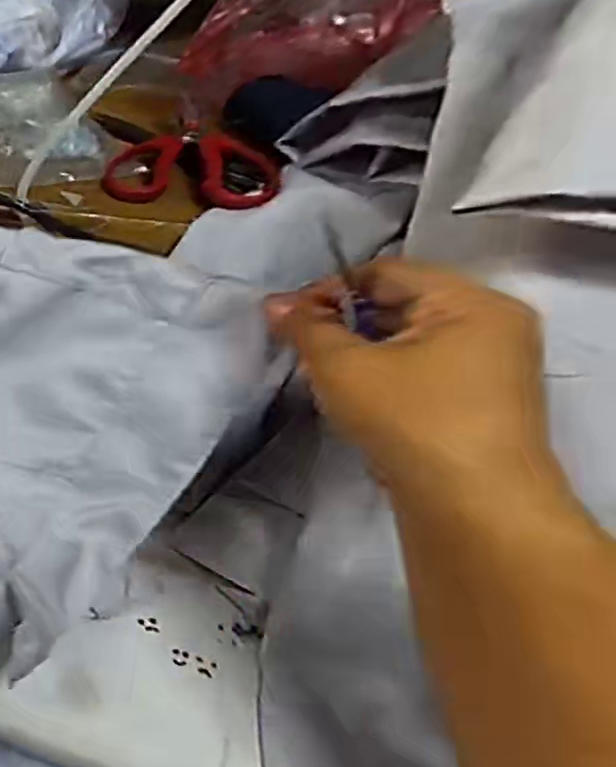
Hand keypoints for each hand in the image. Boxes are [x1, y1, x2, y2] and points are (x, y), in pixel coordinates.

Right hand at [265, 260, 551, 495]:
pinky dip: (378, 364)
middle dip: (339, 317)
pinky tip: (349, 387)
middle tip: (295, 340)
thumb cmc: (407, 414)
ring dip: (355, 343)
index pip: (384, 272)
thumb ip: (304, 326)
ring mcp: (490, 359)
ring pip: (404, 332)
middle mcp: (491, 323)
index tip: (285, 317)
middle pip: (397, 300)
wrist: (469, 494)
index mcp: (471, 304)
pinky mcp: (477, 391)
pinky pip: (418, 358)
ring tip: (318, 366)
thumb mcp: (340, 364)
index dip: (327, 288)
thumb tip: (274, 303)